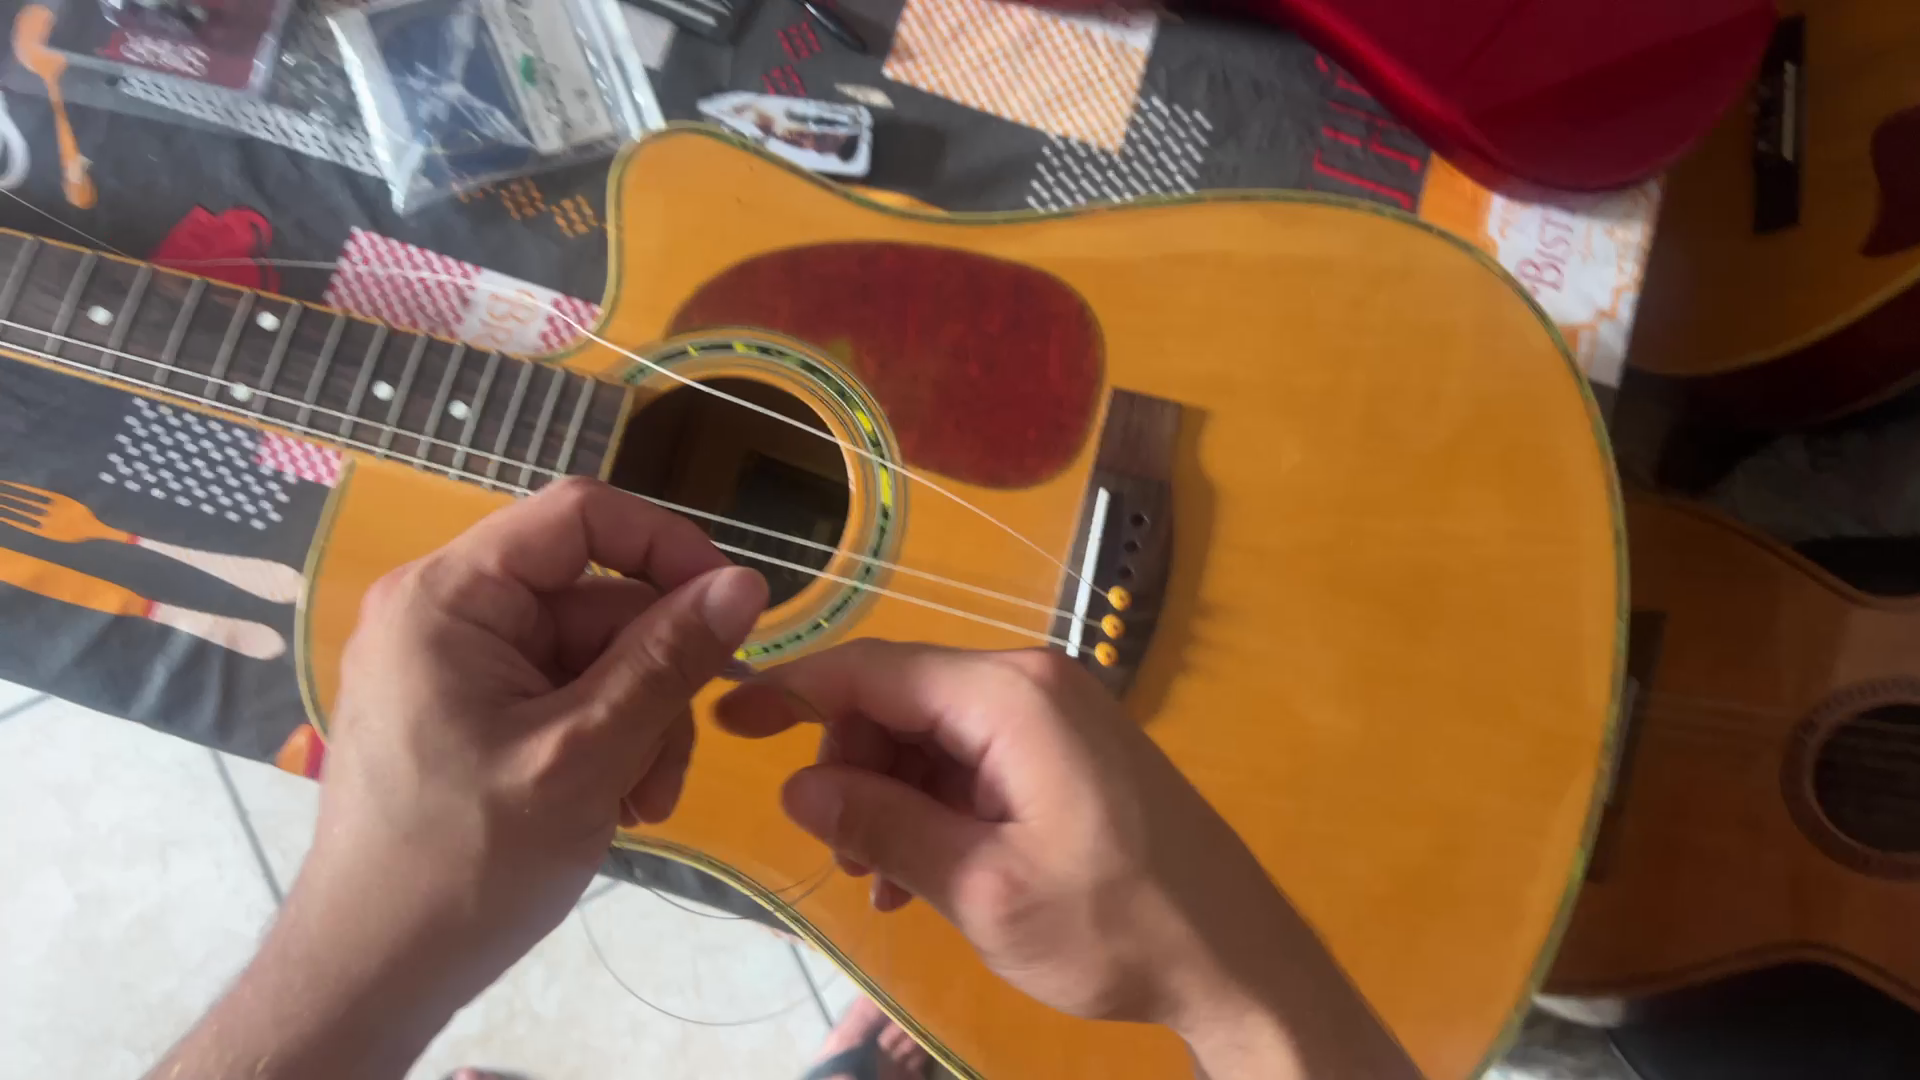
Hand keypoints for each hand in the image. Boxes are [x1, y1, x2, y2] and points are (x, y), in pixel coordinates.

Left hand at [307, 477, 766, 1007]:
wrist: (378, 980)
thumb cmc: (465, 863)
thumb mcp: (587, 753)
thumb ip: (670, 660)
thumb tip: (749, 583)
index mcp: (454, 597)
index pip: (582, 515)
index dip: (667, 545)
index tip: (730, 604)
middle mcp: (463, 611)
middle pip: (610, 600)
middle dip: (660, 678)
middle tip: (672, 757)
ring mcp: (479, 660)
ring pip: (614, 653)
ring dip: (649, 721)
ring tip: (643, 797)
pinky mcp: (495, 703)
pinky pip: (591, 689)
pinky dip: (623, 737)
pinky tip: (623, 798)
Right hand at [716, 642, 1417, 1079]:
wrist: (1240, 955)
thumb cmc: (1114, 925)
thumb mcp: (984, 889)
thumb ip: (885, 826)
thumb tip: (798, 788)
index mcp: (1011, 696)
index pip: (876, 670)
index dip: (795, 688)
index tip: (729, 715)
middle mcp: (1030, 679)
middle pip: (903, 699)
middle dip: (855, 768)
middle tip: (845, 855)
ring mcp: (1052, 708)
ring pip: (934, 730)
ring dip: (895, 794)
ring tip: (887, 878)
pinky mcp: (1064, 741)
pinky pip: (975, 752)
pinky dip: (938, 799)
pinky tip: (929, 865)